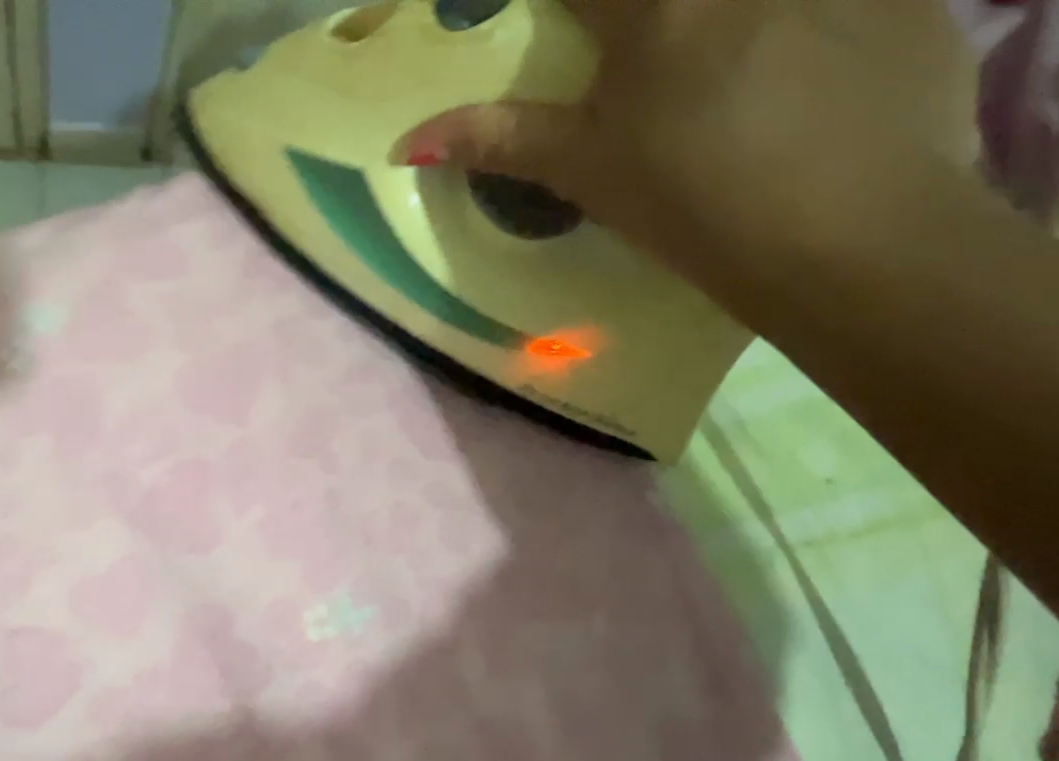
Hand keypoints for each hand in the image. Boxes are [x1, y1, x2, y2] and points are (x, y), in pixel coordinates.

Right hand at [401, 0, 982, 286]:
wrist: (852, 238)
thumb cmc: (691, 203)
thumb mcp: (584, 170)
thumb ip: (498, 138)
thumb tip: (406, 142)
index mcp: (654, 6)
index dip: (558, 11)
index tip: (558, 33)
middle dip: (634, 22)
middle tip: (632, 66)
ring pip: (741, 3)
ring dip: (712, 31)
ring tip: (706, 86)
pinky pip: (835, 2)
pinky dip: (800, 27)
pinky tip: (799, 81)